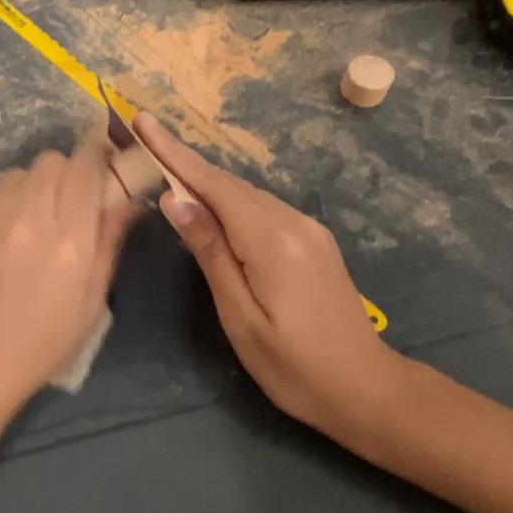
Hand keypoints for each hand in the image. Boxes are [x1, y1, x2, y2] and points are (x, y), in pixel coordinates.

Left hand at [0, 146, 141, 416]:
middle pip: (48, 162)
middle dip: (59, 174)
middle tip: (57, 203)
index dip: (91, 163)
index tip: (92, 173)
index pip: (84, 167)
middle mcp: (28, 218)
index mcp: (69, 240)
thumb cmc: (41, 345)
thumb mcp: (91, 303)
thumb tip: (129, 198)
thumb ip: (109, 242)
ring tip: (18, 226)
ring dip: (22, 192)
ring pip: (12, 177)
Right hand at [136, 112, 403, 442]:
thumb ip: (210, 252)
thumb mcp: (240, 316)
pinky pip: (260, 208)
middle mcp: (292, 222)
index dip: (173, 151)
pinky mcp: (313, 241)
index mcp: (271, 240)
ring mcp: (307, 229)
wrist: (369, 392)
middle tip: (143, 138)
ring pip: (244, 194)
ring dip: (204, 180)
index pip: (211, 184)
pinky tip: (208, 205)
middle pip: (227, 183)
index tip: (143, 120)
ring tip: (164, 166)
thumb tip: (175, 200)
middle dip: (183, 160)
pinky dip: (228, 200)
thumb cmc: (294, 367)